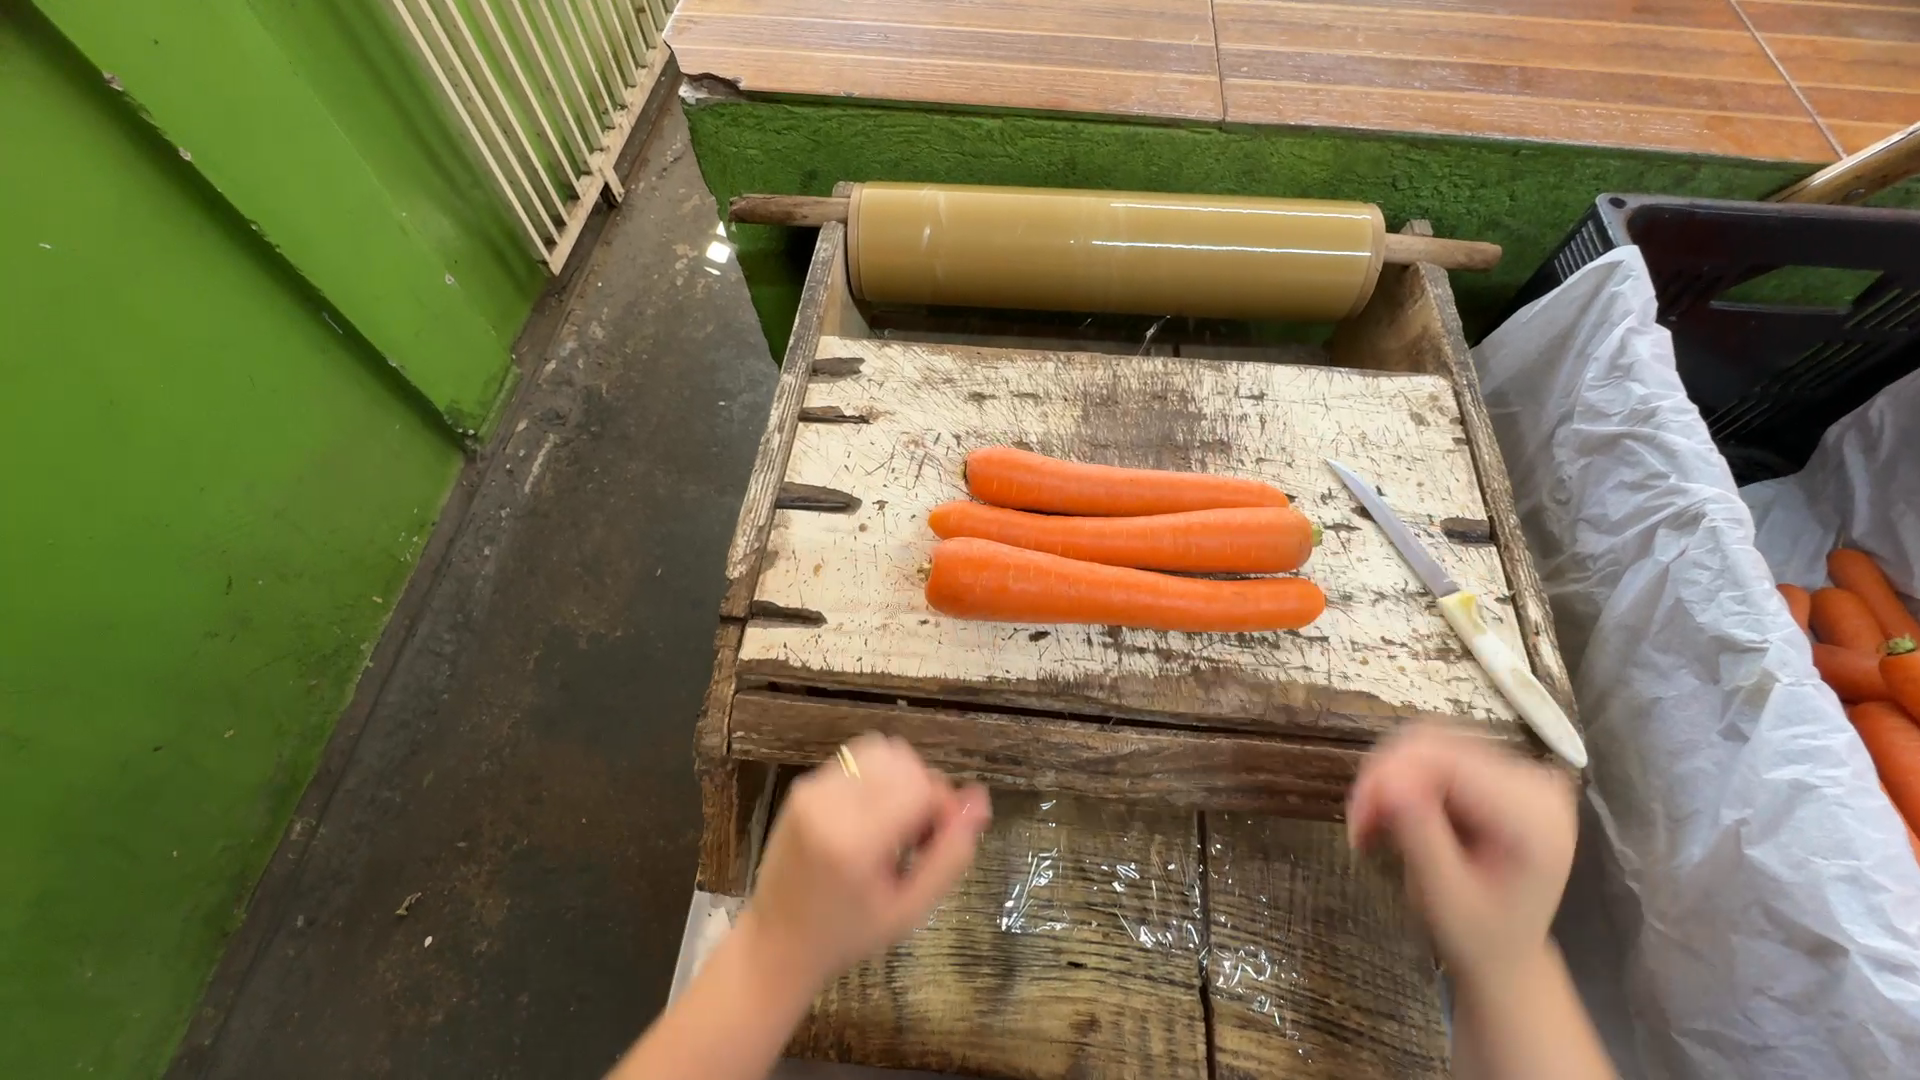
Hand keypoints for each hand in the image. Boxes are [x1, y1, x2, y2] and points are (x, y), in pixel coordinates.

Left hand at [736, 734, 991, 994]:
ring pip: (882, 750)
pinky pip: (857, 760)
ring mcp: (812, 788)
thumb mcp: (911, 909)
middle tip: (916, 836)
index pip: (922, 784)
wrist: (776, 943)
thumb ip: (951, 854)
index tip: (936, 841)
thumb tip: (980, 798)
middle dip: (922, 789)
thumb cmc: (849, 934)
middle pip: (903, 760)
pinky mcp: (803, 785)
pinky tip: (870, 818)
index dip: (943, 806)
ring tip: (894, 823)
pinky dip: (875, 779)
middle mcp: (829, 802)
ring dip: (899, 778)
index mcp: (855, 839)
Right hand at [1347, 724, 1576, 984]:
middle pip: (1437, 745)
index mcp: (1533, 816)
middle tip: (1358, 820)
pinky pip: (1434, 751)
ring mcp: (1518, 773)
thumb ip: (1419, 832)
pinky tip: (1392, 808)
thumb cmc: (1477, 934)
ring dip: (1388, 775)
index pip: (1449, 762)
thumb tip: (1385, 778)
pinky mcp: (1498, 772)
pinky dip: (1402, 776)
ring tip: (1371, 819)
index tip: (1357, 813)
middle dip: (1385, 775)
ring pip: (1428, 742)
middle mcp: (1533, 783)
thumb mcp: (1443, 893)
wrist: (1507, 953)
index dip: (1391, 774)